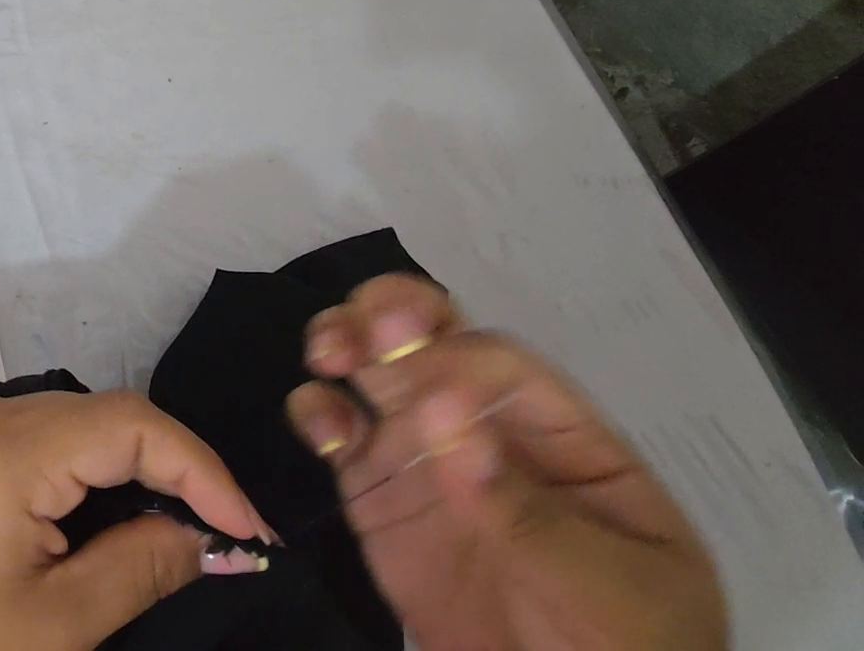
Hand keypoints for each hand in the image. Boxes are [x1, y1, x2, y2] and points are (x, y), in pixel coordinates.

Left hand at [0, 389, 275, 650]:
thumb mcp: (57, 622)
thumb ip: (141, 564)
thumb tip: (209, 538)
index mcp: (11, 446)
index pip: (133, 424)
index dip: (203, 469)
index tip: (251, 532)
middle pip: (105, 414)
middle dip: (172, 466)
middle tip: (224, 532)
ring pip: (75, 422)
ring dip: (131, 466)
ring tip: (179, 525)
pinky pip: (40, 437)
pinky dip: (86, 469)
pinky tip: (108, 513)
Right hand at [287, 275, 726, 650]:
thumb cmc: (616, 646)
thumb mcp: (601, 585)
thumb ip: (521, 503)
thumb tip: (441, 410)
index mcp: (557, 435)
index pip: (501, 365)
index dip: (457, 361)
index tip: (427, 393)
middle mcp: (480, 424)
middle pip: (430, 337)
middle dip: (389, 314)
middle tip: (360, 327)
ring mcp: (418, 450)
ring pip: (371, 367)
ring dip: (341, 342)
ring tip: (325, 357)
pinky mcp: (369, 484)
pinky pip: (333, 429)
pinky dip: (315, 414)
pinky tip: (320, 432)